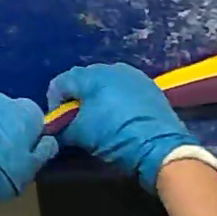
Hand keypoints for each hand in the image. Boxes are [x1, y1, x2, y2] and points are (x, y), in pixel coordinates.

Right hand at [47, 63, 195, 189]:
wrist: (161, 147)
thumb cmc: (116, 136)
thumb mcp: (81, 135)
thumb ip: (62, 127)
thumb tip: (55, 129)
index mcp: (92, 75)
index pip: (61, 83)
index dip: (55, 103)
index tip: (59, 123)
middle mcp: (111, 68)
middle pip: (83, 81)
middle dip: (76, 100)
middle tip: (77, 123)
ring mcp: (133, 76)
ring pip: (105, 84)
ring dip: (97, 100)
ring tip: (99, 121)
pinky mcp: (149, 86)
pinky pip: (124, 90)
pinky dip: (116, 101)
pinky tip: (120, 119)